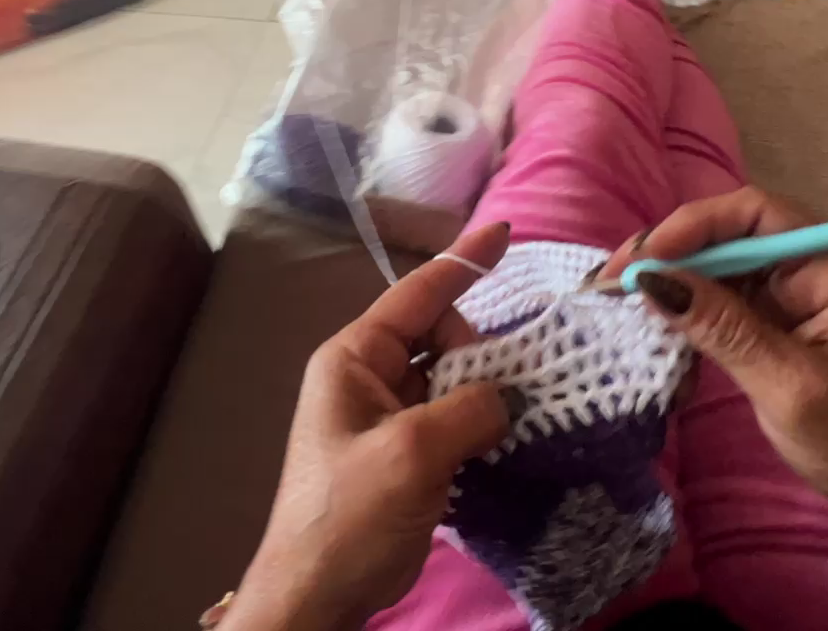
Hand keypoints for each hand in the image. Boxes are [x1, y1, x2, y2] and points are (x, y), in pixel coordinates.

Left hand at [221, 223, 516, 630]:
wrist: (316, 596)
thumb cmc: (349, 515)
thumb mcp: (412, 453)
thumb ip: (469, 409)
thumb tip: (511, 394)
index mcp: (356, 356)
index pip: (418, 293)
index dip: (463, 261)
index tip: (505, 233)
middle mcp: (369, 373)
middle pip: (439, 334)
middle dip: (477, 353)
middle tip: (503, 396)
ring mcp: (386, 411)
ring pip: (449, 376)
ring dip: (482, 390)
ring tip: (509, 419)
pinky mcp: (403, 446)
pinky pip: (449, 412)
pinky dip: (476, 419)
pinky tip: (499, 440)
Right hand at [602, 188, 827, 614]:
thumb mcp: (794, 391)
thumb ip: (724, 329)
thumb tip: (653, 279)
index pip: (757, 215)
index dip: (694, 225)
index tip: (644, 259)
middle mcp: (815, 267)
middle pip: (730, 233)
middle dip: (670, 249)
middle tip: (613, 279)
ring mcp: (796, 294)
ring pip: (720, 264)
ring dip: (670, 275)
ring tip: (618, 292)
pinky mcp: (779, 320)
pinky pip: (724, 296)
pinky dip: (686, 303)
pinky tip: (652, 314)